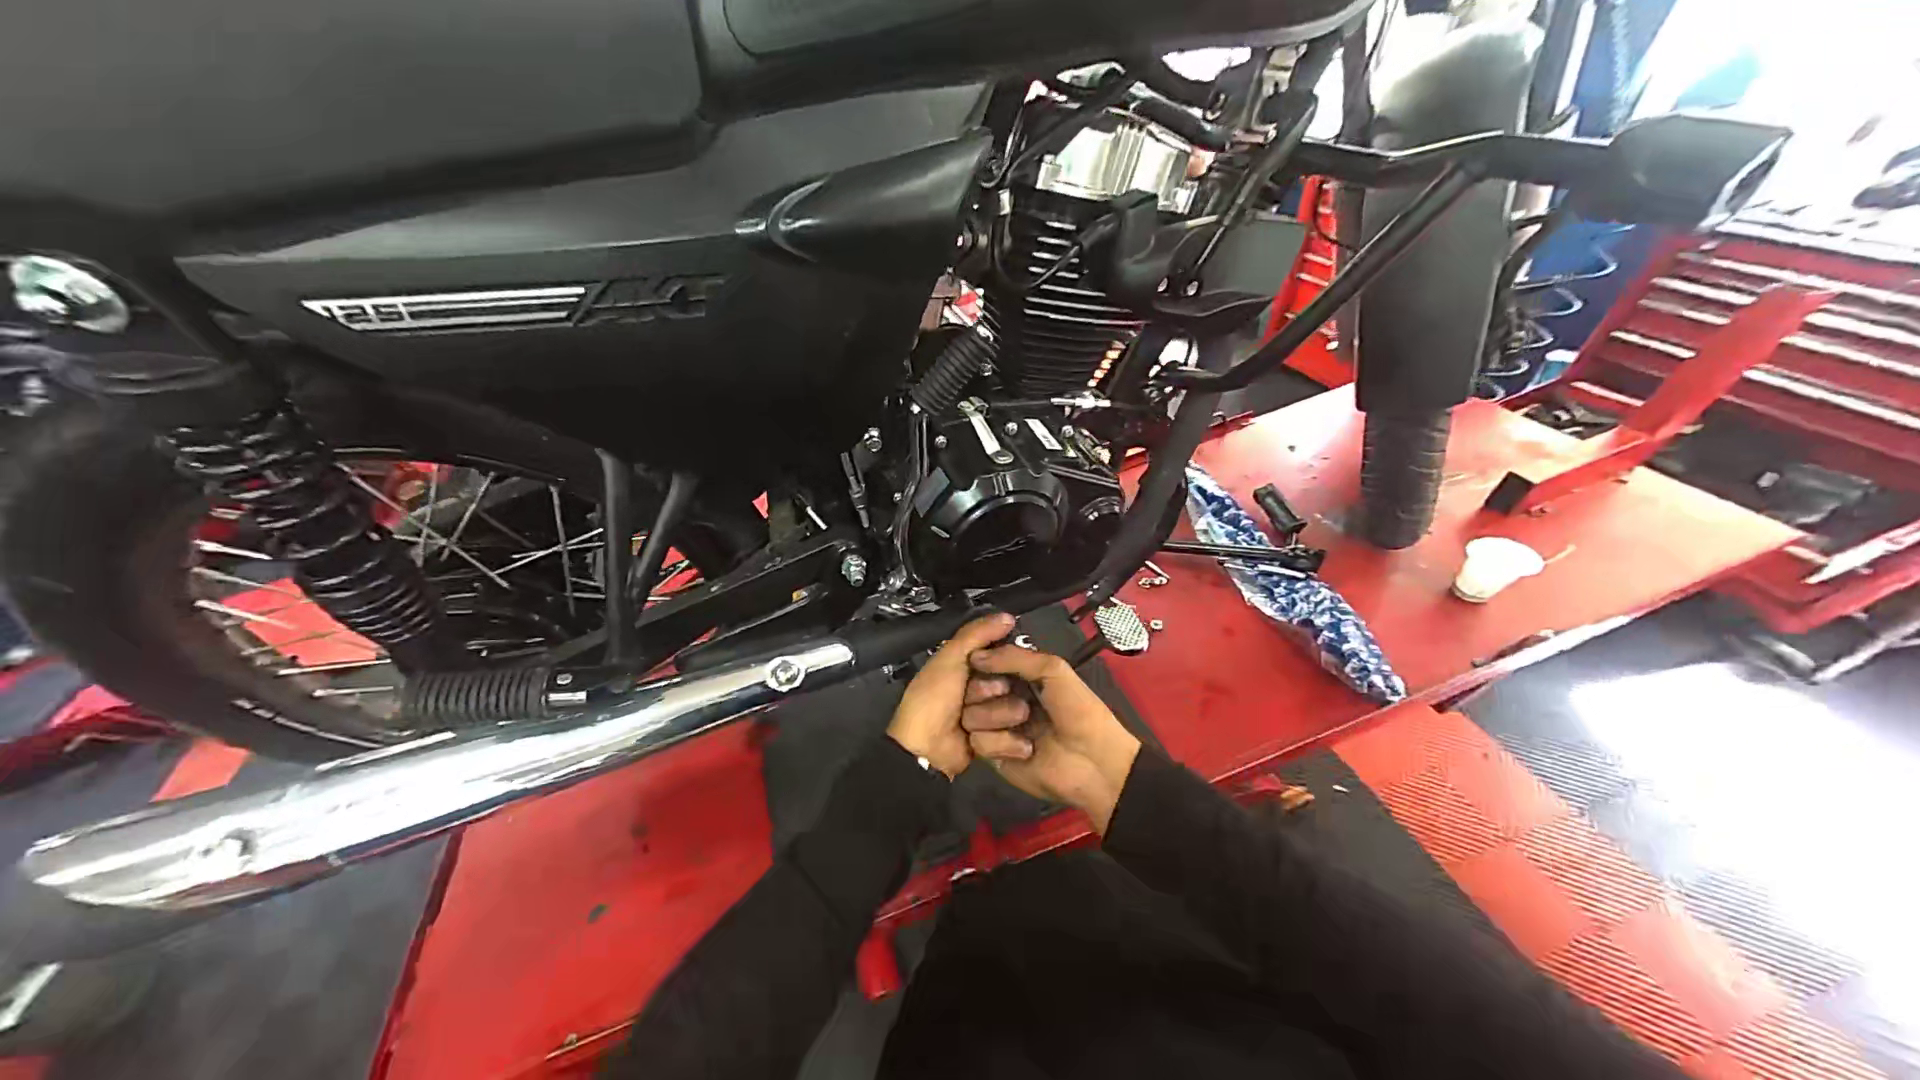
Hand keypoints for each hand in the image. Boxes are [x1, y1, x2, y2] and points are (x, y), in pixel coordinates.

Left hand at [886, 613, 1017, 778]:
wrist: (924, 749)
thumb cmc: (931, 701)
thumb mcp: (950, 658)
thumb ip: (977, 634)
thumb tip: (1007, 616)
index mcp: (973, 666)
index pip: (1008, 658)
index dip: (1000, 663)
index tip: (987, 669)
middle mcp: (986, 689)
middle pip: (1014, 685)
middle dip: (991, 692)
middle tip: (968, 698)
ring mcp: (993, 717)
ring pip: (1015, 710)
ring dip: (989, 717)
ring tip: (967, 722)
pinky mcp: (999, 742)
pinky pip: (1015, 736)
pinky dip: (996, 739)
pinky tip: (976, 738)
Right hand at [962, 645, 1141, 833]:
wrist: (1093, 761)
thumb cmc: (1078, 710)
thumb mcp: (1053, 670)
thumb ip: (1014, 657)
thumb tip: (975, 655)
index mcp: (1018, 677)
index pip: (982, 664)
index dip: (979, 663)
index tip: (982, 663)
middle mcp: (1003, 699)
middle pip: (969, 689)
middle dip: (986, 689)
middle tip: (1006, 692)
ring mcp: (997, 728)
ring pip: (969, 714)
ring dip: (997, 716)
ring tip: (1024, 721)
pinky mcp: (994, 756)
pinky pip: (977, 742)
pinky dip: (1001, 743)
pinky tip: (1026, 748)